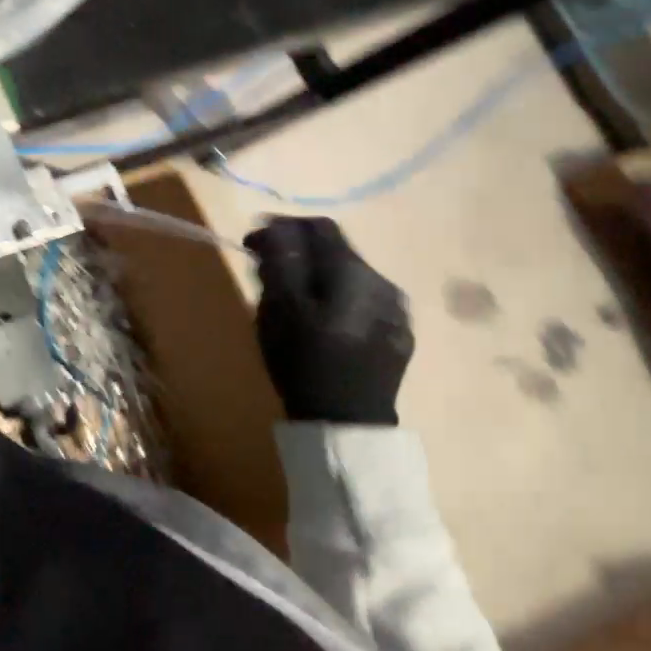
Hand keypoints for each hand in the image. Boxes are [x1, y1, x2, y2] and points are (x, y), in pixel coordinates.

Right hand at [244, 216, 412, 425]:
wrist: (347, 423)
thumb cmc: (304, 361)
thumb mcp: (279, 307)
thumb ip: (279, 261)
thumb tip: (276, 227)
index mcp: (353, 272)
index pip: (319, 227)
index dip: (282, 227)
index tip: (251, 244)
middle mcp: (383, 282)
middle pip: (336, 250)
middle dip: (298, 253)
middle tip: (265, 273)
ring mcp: (396, 310)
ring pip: (349, 276)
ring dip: (317, 276)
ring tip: (291, 300)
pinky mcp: (398, 334)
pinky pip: (362, 301)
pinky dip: (336, 299)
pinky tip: (320, 321)